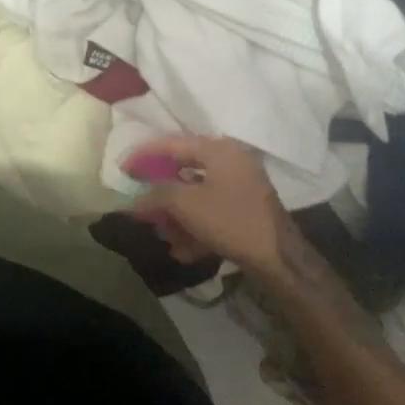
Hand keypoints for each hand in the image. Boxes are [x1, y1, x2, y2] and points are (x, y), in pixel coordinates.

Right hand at [128, 135, 292, 274]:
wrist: (281, 261)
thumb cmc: (230, 220)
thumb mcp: (185, 204)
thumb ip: (155, 194)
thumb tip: (136, 199)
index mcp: (218, 150)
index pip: (171, 144)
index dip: (143, 156)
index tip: (123, 169)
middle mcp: (231, 162)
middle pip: (183, 171)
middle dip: (161, 193)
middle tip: (142, 204)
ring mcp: (242, 187)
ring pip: (196, 195)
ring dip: (176, 214)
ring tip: (162, 234)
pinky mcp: (247, 210)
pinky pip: (212, 211)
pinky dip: (195, 226)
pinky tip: (182, 250)